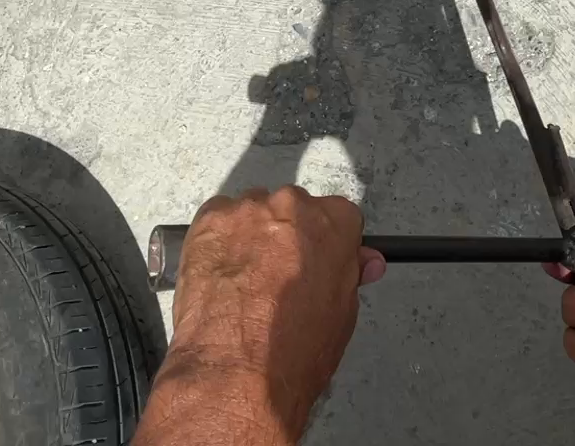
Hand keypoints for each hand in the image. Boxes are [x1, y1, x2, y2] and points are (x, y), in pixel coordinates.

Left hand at [147, 187, 384, 443]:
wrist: (236, 371)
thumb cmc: (296, 350)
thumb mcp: (342, 314)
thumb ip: (350, 274)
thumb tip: (365, 260)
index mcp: (333, 222)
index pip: (340, 218)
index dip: (328, 246)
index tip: (317, 267)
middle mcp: (293, 204)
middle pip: (294, 210)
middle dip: (289, 237)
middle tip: (278, 279)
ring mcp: (248, 208)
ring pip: (254, 213)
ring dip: (252, 236)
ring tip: (243, 283)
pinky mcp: (210, 219)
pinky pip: (217, 218)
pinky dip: (219, 241)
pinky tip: (220, 275)